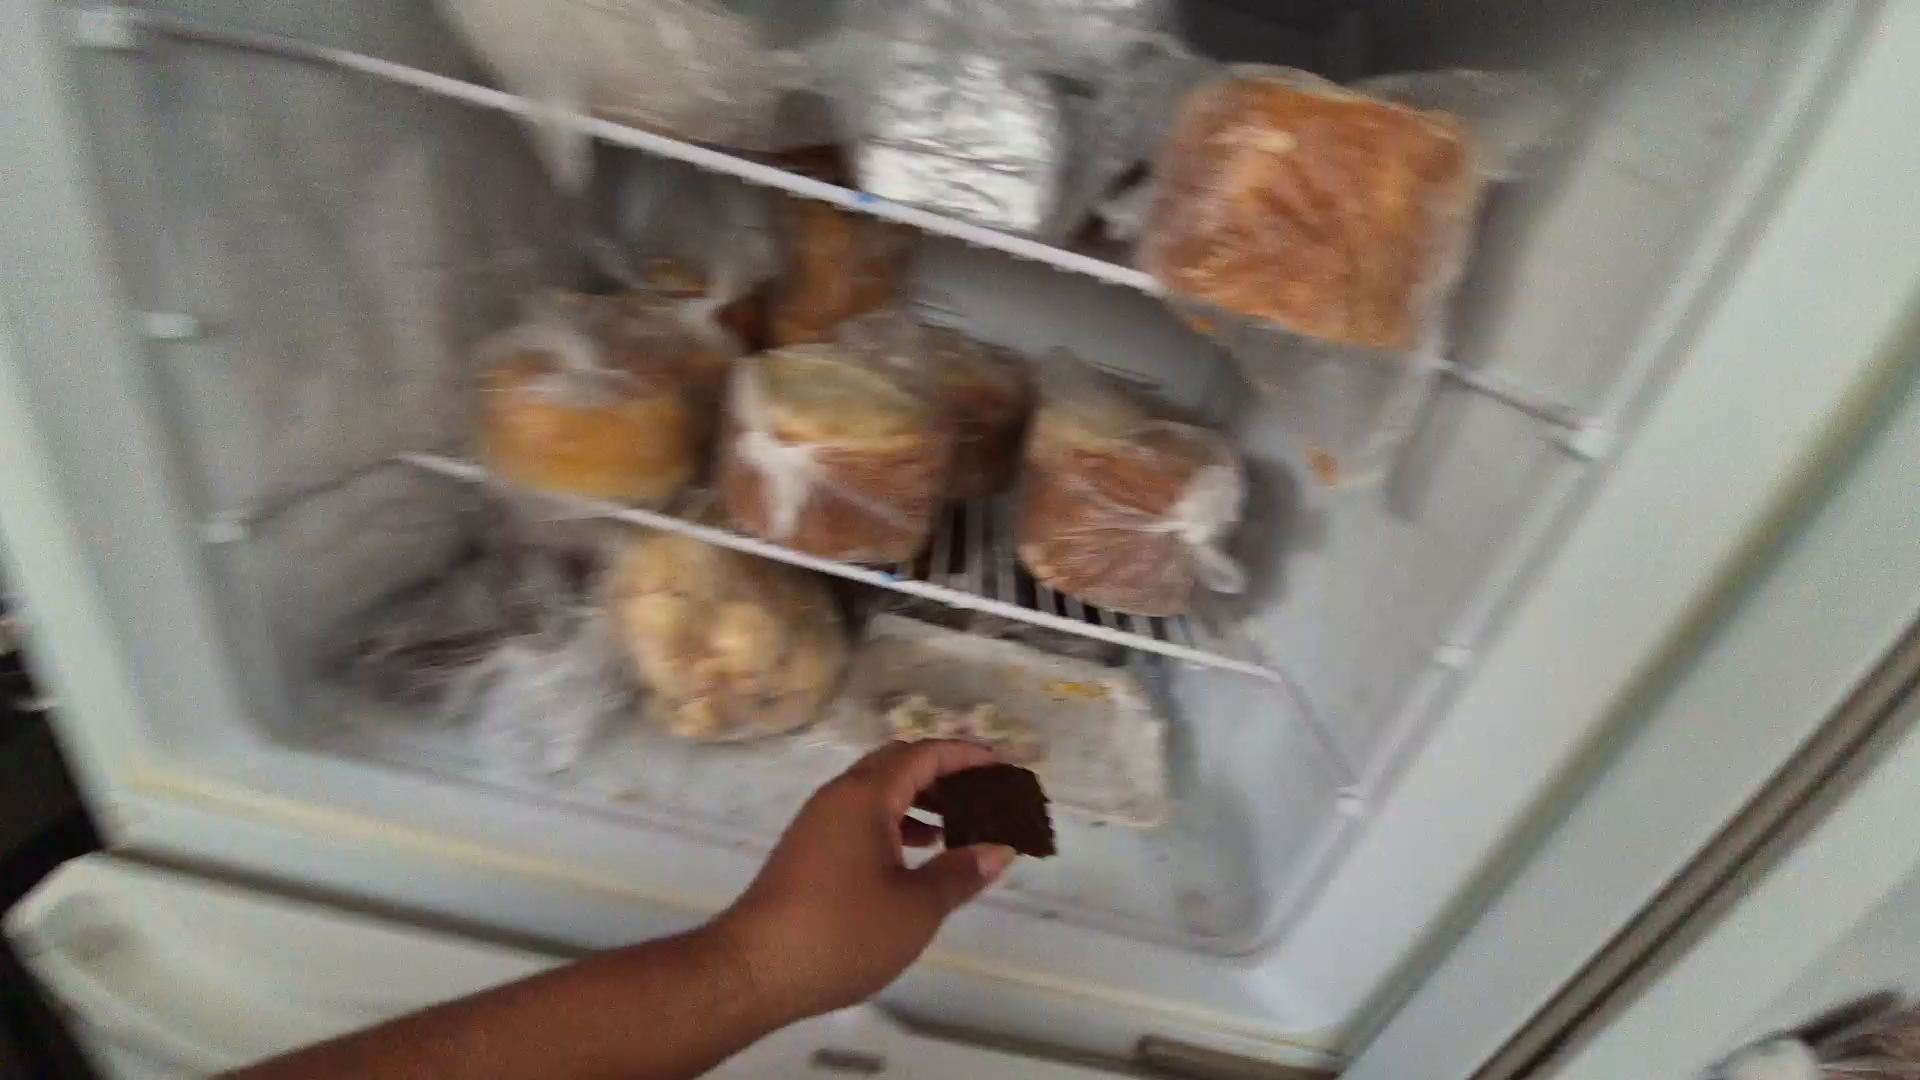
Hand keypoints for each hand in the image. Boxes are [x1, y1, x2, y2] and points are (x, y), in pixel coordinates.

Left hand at [711, 741, 1016, 1022]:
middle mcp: (841, 793)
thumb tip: (999, 850)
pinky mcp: (809, 844)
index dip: (964, 754)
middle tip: (980, 791)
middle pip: (898, 761)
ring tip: (954, 823)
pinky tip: (912, 851)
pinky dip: (892, 819)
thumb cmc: (841, 931)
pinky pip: (860, 812)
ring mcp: (820, 817)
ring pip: (877, 788)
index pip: (924, 754)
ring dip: (917, 796)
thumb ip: (961, 872)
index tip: (999, 763)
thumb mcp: (915, 908)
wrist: (754, 968)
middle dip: (941, 771)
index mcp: (867, 794)